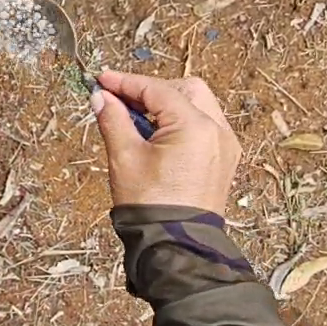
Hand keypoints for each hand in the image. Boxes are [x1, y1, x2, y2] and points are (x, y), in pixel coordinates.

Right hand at [90, 71, 239, 212]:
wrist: (174, 245)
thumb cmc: (149, 203)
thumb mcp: (124, 156)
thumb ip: (113, 119)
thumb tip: (101, 97)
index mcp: (195, 127)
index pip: (157, 90)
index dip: (125, 82)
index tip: (102, 80)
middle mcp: (217, 131)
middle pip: (184, 89)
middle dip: (151, 91)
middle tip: (121, 100)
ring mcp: (224, 146)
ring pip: (196, 106)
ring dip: (166, 106)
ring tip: (136, 120)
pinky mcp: (223, 160)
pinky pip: (203, 127)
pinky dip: (180, 123)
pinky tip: (155, 136)